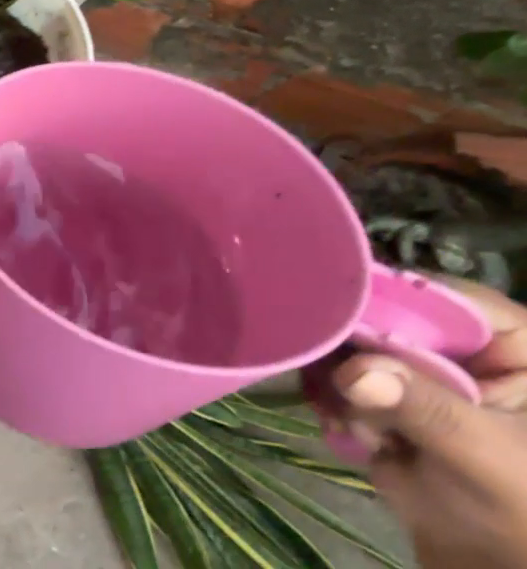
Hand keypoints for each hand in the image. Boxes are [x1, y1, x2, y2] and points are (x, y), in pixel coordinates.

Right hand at [331, 282, 526, 568]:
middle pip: (392, 316)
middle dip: (356, 351)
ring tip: (351, 422)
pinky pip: (336, 373)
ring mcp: (421, 370)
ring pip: (353, 345)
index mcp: (515, 352)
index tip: (339, 307)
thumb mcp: (483, 457)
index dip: (399, 297)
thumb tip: (356, 373)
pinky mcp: (383, 391)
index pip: (455, 301)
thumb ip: (425, 408)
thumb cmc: (516, 508)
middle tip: (334, 377)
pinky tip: (346, 432)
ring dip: (342, 384)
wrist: (487, 560)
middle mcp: (466, 350)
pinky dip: (332, 400)